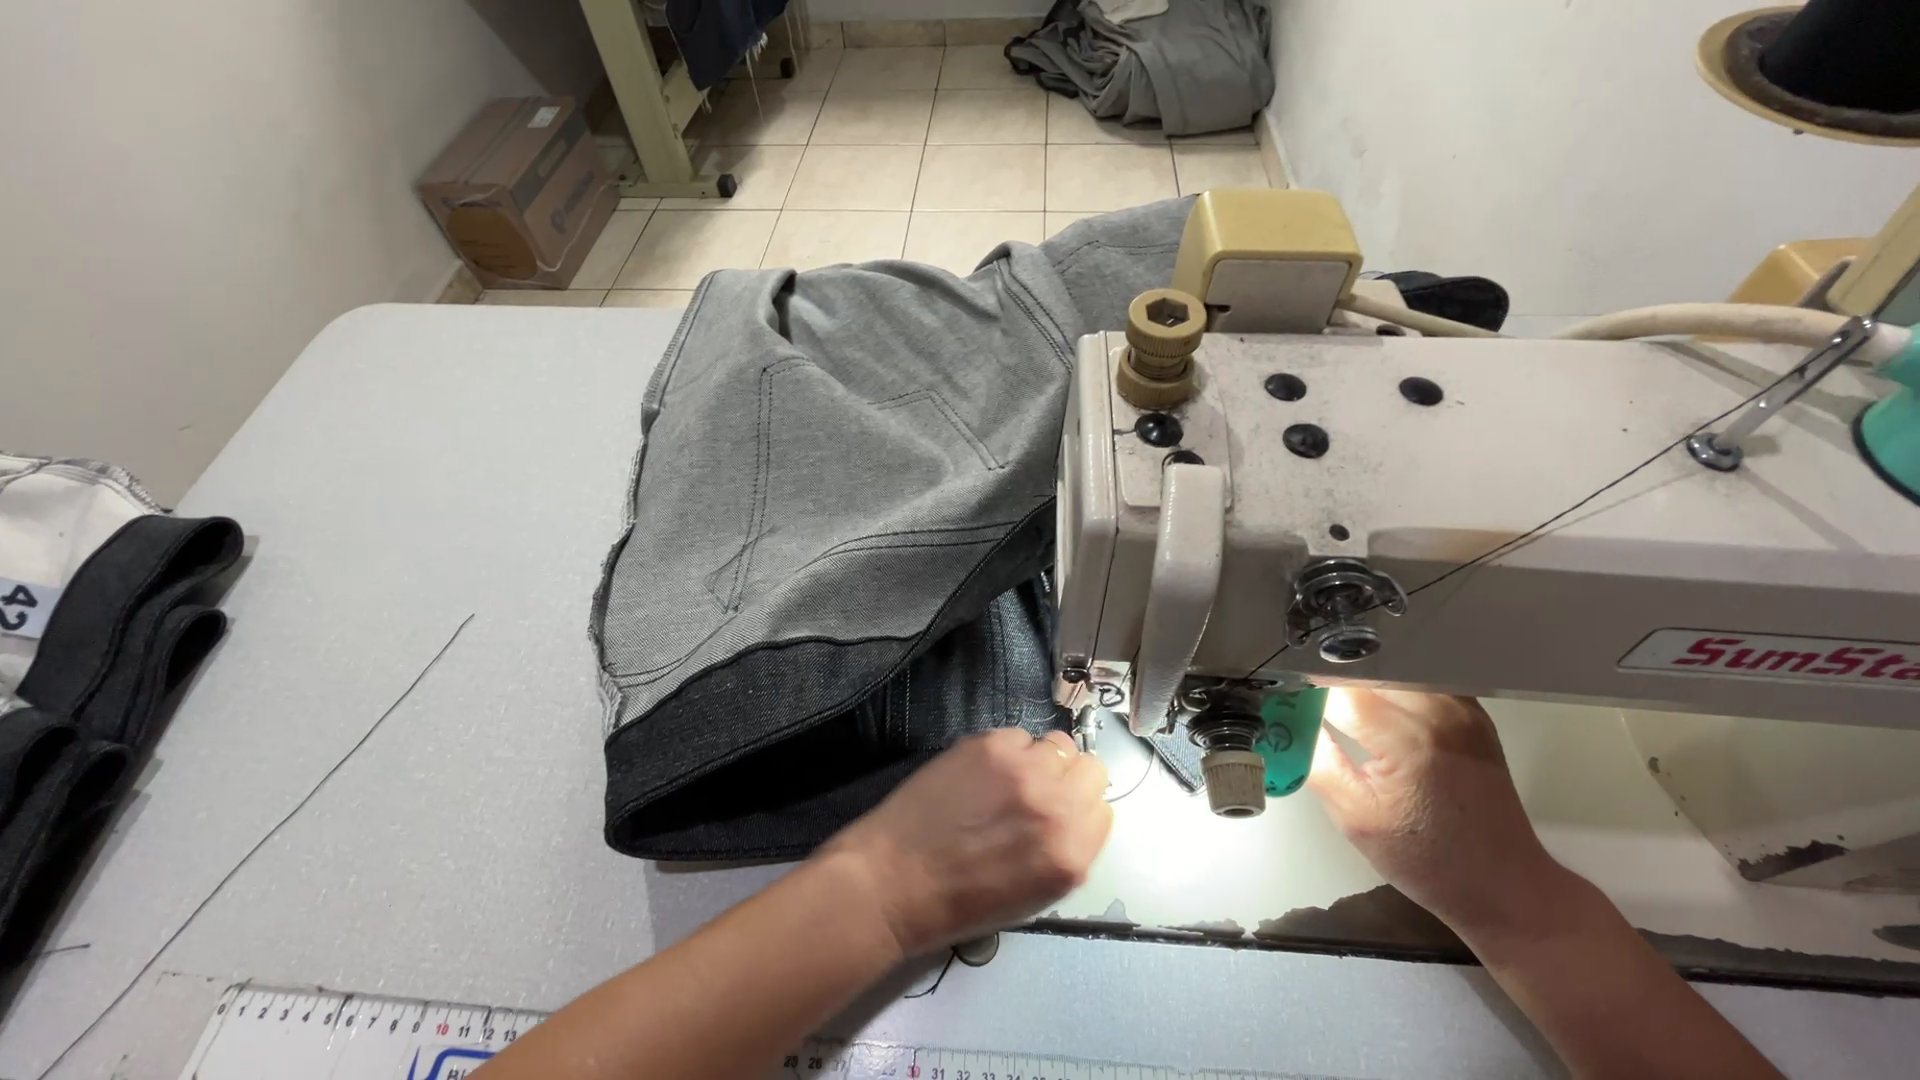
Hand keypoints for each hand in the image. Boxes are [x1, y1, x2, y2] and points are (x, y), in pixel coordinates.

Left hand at [819, 729, 1112, 956]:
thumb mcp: (1033, 896)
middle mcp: (1056, 808)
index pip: (1103, 809)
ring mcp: (1022, 771)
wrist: (894, 881)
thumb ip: (1065, 851)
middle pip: (1090, 769)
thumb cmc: (959, 902)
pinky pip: (1017, 735)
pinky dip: (1005, 751)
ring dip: (1039, 760)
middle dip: (1069, 779)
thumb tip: (1074, 814)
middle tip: (1037, 792)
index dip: (1079, 810)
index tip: (1059, 813)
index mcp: (1071, 856)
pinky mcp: (988, 746)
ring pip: (1057, 745)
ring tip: (1006, 780)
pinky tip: (978, 774)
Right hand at [1308, 690, 1561, 938]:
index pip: (1338, 687)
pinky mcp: (1470, 710)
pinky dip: (1388, 685)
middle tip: (1302, 700)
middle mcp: (1438, 711)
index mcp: (1407, 739)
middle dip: (1328, 678)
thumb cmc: (1425, 858)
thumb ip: (1317, 762)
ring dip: (1358, 678)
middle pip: (1365, 668)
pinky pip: (1416, 679)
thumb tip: (1285, 722)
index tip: (1281, 699)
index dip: (1303, 689)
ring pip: (1391, 667)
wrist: (1504, 883)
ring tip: (1336, 703)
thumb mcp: (1354, 817)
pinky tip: (1374, 708)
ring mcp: (1459, 707)